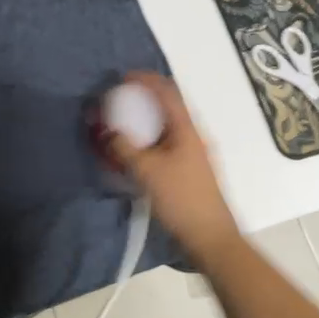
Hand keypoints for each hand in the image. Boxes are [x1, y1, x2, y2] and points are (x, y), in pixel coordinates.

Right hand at [106, 71, 239, 258]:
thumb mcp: (146, 171)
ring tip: (122, 126)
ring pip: (167, 126)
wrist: (211, 239)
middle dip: (142, 100)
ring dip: (145, 121)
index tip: (122, 78)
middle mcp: (194, 135)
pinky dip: (150, 139)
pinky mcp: (191, 169)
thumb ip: (123, 146)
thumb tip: (107, 131)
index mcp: (187, 129)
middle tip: (118, 102)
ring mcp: (195, 152)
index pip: (166, 91)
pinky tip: (135, 152)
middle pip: (167, 106)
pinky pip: (167, 142)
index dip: (145, 80)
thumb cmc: (181, 200)